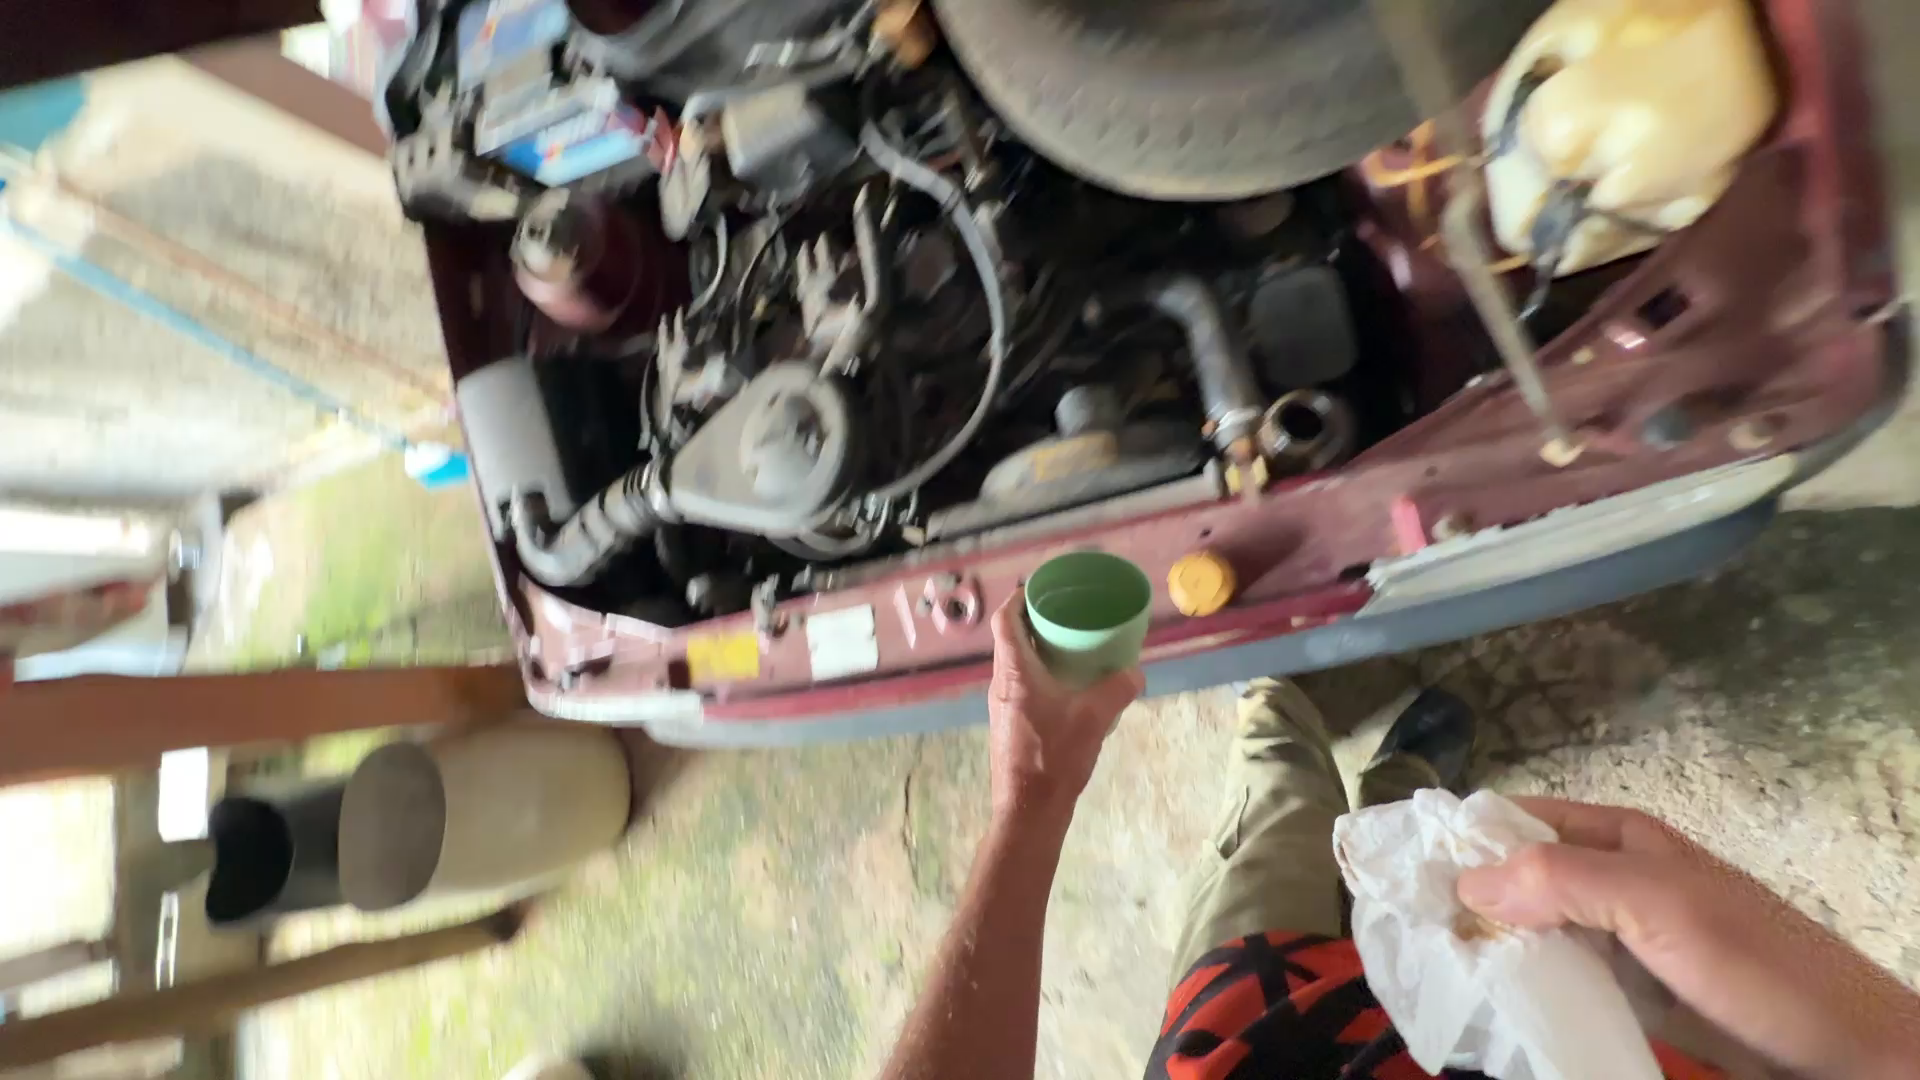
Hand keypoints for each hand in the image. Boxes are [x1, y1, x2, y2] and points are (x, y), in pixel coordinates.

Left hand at [986, 589, 1143, 825]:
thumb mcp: (1094, 718)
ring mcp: (1001, 704)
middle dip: (1033, 621)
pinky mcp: (1008, 722)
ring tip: (1069, 645)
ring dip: (1036, 648)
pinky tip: (1065, 684)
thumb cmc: (1054, 757)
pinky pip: (1019, 683)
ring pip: (1014, 662)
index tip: (1040, 589)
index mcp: (1014, 671)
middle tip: (1064, 613)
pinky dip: (1038, 672)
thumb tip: (1136, 671)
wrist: (1028, 810)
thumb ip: (1118, 689)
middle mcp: (1001, 682)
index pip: (1004, 620)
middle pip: (1009, 638)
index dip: (1018, 599)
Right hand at [1457, 798, 1919, 1079]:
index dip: (1462, 835)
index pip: (1512, 818)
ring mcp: (1613, 929)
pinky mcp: (1622, 982)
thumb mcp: (1656, 901)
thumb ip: (1557, 879)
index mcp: (1610, 834)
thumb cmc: (1756, 962)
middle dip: (1468, 891)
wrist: (1858, 1064)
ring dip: (1490, 936)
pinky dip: (1521, 973)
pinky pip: (1554, 966)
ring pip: (1529, 920)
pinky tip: (1491, 985)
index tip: (1412, 865)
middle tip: (1418, 918)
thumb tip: (1462, 885)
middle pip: (1514, 869)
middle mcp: (1604, 873)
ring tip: (1441, 954)